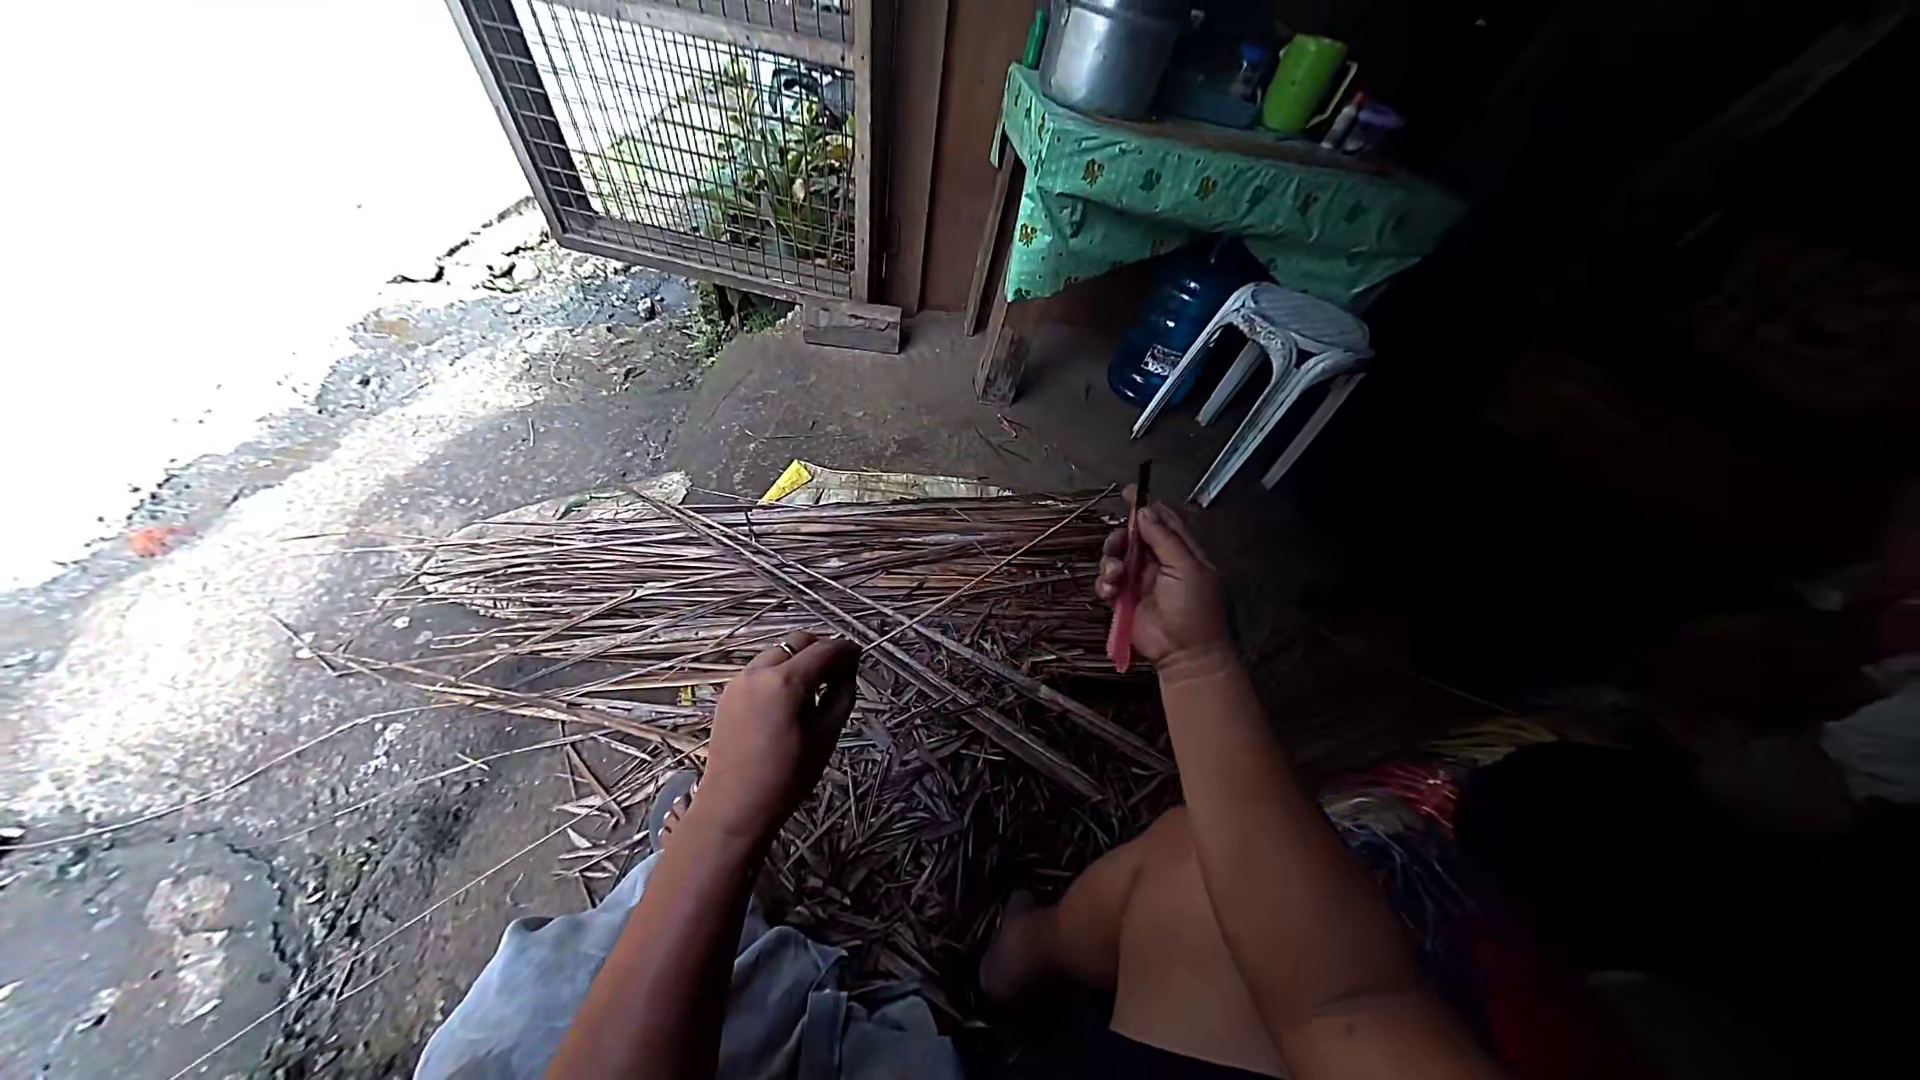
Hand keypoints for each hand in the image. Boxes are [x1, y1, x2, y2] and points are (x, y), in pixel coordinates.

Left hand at [696, 630, 859, 845]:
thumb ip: (841, 693)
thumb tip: (848, 667)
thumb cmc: (787, 777)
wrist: (734, 807)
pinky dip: (780, 671)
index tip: (859, 654)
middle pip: (797, 642)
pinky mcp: (728, 694)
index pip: (823, 650)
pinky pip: (760, 670)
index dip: (845, 649)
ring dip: (799, 658)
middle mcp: (759, 673)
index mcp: (785, 682)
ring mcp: (739, 682)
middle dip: (821, 648)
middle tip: (840, 666)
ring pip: (777, 653)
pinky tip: (791, 695)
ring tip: (816, 682)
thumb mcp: (826, 735)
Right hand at [1095, 485, 1231, 678]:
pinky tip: (1112, 592)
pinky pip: (1106, 583)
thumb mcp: (1186, 568)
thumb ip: (1165, 538)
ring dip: (1111, 562)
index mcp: (1180, 551)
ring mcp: (1139, 581)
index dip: (1145, 506)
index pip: (1162, 520)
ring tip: (1117, 576)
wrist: (1185, 654)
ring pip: (1115, 557)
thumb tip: (1145, 512)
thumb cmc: (1194, 610)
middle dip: (1120, 537)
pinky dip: (1105, 584)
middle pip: (1131, 536)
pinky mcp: (1123, 600)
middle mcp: (1158, 562)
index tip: (1129, 492)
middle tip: (1119, 544)